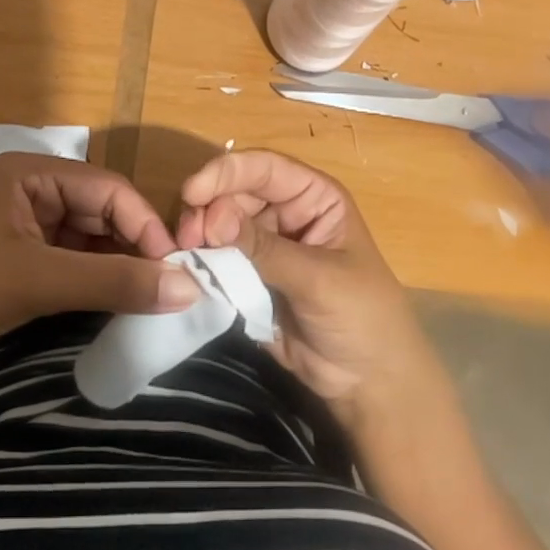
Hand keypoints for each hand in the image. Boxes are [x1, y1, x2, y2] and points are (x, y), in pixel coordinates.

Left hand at [0, 153, 199, 361]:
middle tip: (167, 289)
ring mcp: (21, 229)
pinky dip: (94, 283)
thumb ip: (114, 282)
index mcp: (30, 174)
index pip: (109, 189)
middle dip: (134, 248)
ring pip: (88, 242)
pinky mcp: (16, 263)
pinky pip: (70, 265)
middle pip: (101, 213)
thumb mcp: (38, 282)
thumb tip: (189, 288)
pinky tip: (115, 305)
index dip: (146, 226)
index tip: (174, 269)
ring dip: (116, 269)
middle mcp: (29, 193)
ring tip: (148, 300)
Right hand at [176, 150, 436, 421]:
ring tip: (184, 257)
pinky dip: (199, 265)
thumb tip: (211, 217)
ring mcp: (263, 249)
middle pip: (233, 195)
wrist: (366, 379)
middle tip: (186, 238)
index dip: (226, 173)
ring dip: (197, 238)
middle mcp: (285, 215)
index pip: (264, 169)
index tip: (193, 192)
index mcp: (314, 198)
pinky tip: (186, 273)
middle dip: (206, 209)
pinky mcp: (245, 281)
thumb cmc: (362, 317)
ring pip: (217, 228)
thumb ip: (264, 248)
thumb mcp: (318, 279)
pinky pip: (215, 263)